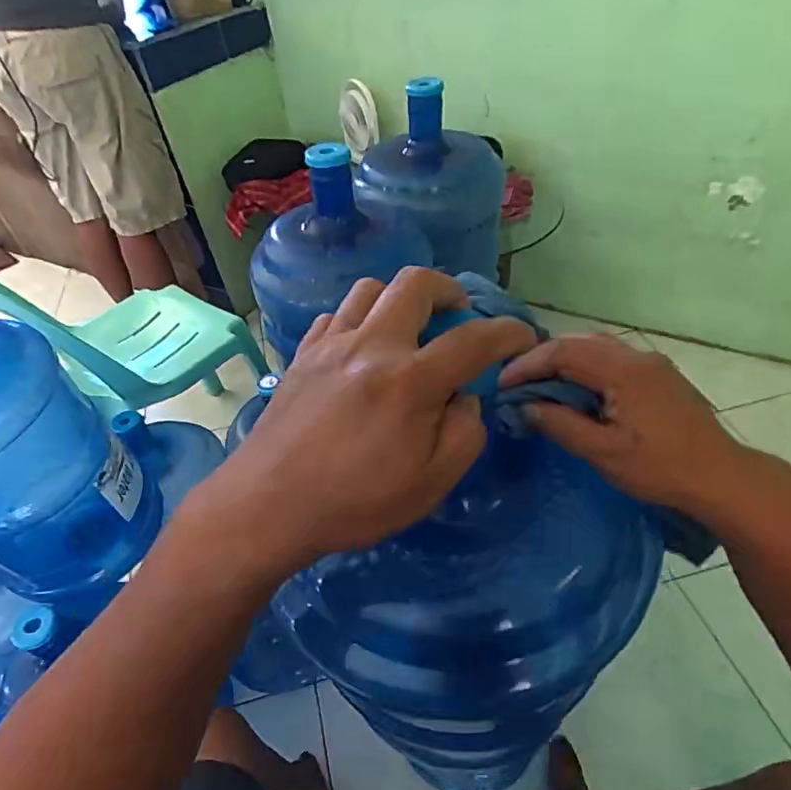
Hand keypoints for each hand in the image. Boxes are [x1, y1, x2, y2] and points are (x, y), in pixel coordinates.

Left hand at [190, 268, 537, 570]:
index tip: (523, 336)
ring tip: (408, 328)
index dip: (507, 332)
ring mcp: (330, 345)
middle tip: (458, 313)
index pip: (473, 339)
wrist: (268, 506)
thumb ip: (465, 433)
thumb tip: (466, 398)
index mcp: (411, 380)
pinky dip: (359, 319)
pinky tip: (362, 348)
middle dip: (449, 289)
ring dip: (400, 298)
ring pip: (370, 289)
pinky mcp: (301, 355)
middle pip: (415, 283)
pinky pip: (336, 315)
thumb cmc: (355, 502)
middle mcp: (371, 346)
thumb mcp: (432, 483)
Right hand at [498, 334, 790, 518]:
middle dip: (543, 357)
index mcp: (624, 370)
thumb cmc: (660, 468)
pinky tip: (575, 390)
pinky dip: (585, 368)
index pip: (564, 351)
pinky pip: (613, 360)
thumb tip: (526, 407)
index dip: (528, 364)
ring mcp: (653, 365)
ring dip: (565, 361)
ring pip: (598, 348)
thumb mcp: (604, 453)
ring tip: (539, 384)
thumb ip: (562, 425)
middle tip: (515, 381)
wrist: (721, 477)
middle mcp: (639, 357)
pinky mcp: (660, 377)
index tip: (502, 384)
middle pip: (580, 342)